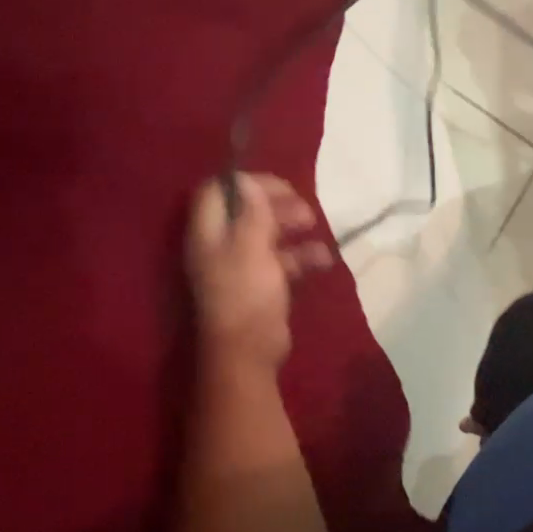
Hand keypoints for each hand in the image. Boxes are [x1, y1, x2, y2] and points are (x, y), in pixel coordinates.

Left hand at [186, 173, 334, 372]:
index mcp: (209, 233)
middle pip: (245, 212)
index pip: (219, 192)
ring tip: (316, 228)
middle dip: (276, 205)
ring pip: (266, 236)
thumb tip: (246, 180)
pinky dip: (301, 256)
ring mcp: (241, 266)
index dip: (247, 183)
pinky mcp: (260, 286)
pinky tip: (323, 258)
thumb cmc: (246, 296)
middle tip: (305, 208)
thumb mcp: (250, 250)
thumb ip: (251, 215)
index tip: (281, 186)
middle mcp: (221, 245)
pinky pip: (281, 262)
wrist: (248, 351)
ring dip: (292, 229)